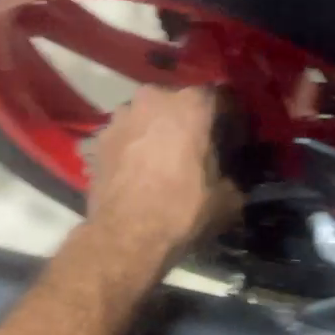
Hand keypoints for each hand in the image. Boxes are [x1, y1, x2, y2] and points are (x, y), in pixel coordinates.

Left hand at [85, 85, 240, 263]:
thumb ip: (234, 177)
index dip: (232, 120)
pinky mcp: (99, 137)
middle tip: (198, 152)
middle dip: (191, 124)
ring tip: (165, 162)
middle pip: (180, 104)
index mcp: (192, 105)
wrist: (126, 237)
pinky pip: (127, 136)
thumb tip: (231, 178)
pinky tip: (140, 172)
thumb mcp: (228, 200)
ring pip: (150, 117)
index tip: (235, 142)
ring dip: (160, 133)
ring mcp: (120, 114)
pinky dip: (135, 148)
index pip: (222, 99)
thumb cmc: (182, 211)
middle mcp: (153, 97)